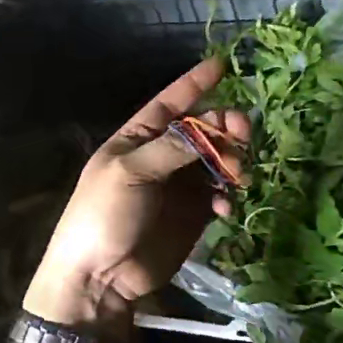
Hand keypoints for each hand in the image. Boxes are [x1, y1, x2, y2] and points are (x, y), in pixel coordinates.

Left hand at [22, 57, 248, 329]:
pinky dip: (228, 196)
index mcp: (137, 139)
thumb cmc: (104, 215)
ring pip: (217, 161)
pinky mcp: (194, 215)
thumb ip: (172, 148)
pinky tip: (225, 207)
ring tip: (237, 175)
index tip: (222, 65)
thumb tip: (209, 127)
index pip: (169, 103)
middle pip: (202, 130)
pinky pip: (220, 195)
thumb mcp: (130, 172)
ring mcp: (179, 186)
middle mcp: (162, 157)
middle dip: (224, 127)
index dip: (194, 84)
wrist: (100, 278)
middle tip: (243, 133)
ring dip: (232, 161)